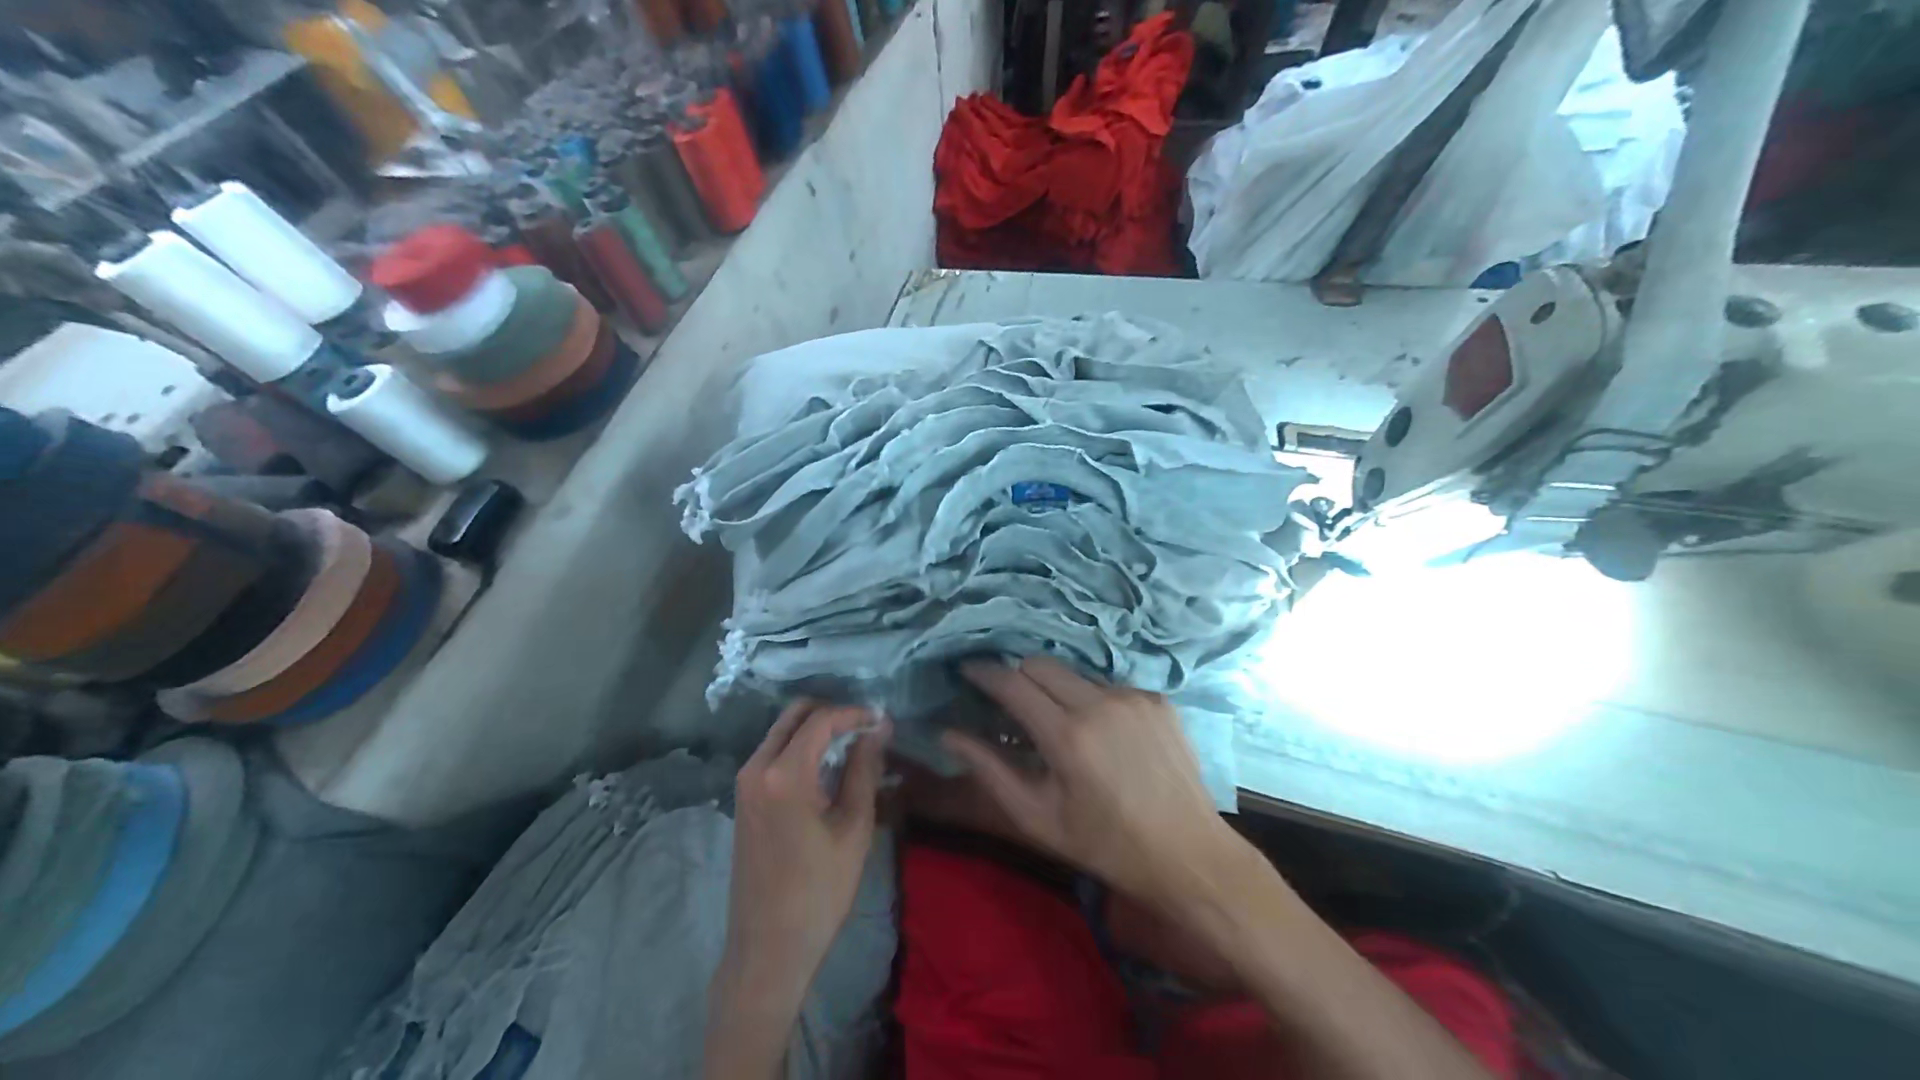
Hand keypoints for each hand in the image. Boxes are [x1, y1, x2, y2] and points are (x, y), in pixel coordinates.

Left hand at [721, 700, 889, 999]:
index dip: (855, 713)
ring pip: (782, 731)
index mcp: (783, 774)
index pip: (821, 720)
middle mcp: (756, 767)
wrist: (768, 948)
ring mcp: (744, 782)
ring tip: (854, 744)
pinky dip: (801, 747)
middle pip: (795, 715)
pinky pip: (774, 753)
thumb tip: (878, 729)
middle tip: (866, 727)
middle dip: (832, 712)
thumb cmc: (819, 891)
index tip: (883, 721)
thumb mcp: (853, 828)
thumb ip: (864, 770)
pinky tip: (829, 766)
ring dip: (816, 729)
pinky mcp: (743, 797)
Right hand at [944, 656, 1241, 912]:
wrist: (1188, 854)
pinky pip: (1109, 685)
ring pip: (1075, 673)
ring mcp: (1134, 697)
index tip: (967, 671)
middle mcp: (1101, 703)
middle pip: (1040, 664)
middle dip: (1017, 676)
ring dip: (1056, 688)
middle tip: (1010, 703)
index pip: (1012, 683)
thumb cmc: (1105, 845)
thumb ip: (989, 771)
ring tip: (1058, 723)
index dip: (983, 673)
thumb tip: (948, 734)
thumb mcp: (1038, 818)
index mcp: (1068, 736)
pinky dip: (1093, 700)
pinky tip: (1101, 733)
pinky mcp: (1158, 699)